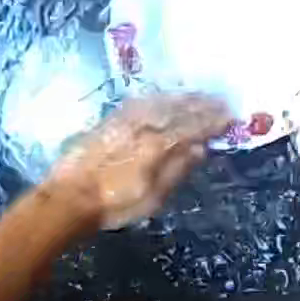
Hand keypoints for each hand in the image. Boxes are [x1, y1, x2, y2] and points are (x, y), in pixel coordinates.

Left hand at [46, 95, 232, 228]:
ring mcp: (125, 119)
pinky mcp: (110, 119)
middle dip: (201, 104)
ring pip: (160, 101)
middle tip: (221, 101)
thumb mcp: (153, 197)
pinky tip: (164, 97)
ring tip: (199, 95)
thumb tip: (200, 148)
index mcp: (157, 144)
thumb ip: (177, 169)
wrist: (68, 197)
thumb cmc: (114, 205)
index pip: (192, 126)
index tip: (230, 116)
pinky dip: (159, 97)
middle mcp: (143, 125)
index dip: (213, 121)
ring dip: (182, 97)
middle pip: (178, 109)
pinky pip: (142, 100)